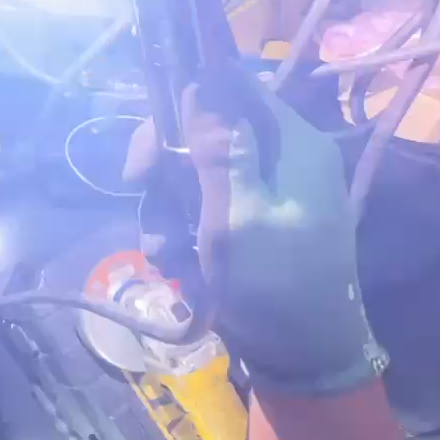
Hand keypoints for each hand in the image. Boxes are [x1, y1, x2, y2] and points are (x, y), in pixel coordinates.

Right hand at [178, 77, 382, 394]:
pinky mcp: (241, 220)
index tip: (152, 140)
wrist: (301, 359)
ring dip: (165, 213)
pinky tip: (183, 271)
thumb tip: (202, 80)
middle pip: (199, 131)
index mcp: (291, 146)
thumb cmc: (275, 285)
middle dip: (164, 167)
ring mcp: (258, 191)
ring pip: (186, 173)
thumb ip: (219, 148)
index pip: (232, 86)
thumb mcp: (240, 215)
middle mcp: (276, 159)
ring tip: (172, 258)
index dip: (184, 99)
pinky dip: (179, 236)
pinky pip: (192, 208)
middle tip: (138, 186)